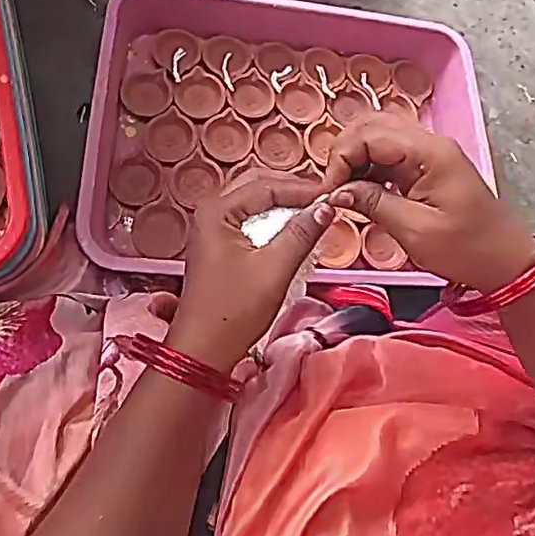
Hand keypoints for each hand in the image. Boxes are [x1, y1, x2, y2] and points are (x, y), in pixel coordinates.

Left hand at [168, 171, 334, 368]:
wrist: (203, 350)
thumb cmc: (232, 312)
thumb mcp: (275, 269)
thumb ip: (301, 233)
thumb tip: (325, 207)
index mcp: (216, 211)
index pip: (265, 186)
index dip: (302, 189)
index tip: (331, 196)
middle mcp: (209, 213)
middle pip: (256, 187)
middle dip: (292, 192)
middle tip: (323, 201)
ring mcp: (210, 229)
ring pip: (252, 203)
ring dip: (282, 205)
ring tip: (313, 212)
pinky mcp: (217, 245)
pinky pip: (248, 220)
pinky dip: (271, 221)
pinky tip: (292, 230)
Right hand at [320, 116, 534, 291]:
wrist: (506, 262)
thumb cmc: (467, 249)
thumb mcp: (415, 230)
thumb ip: (372, 204)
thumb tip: (335, 192)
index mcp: (430, 153)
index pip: (370, 135)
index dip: (341, 158)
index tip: (329, 190)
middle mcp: (428, 144)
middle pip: (370, 126)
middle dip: (343, 153)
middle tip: (332, 188)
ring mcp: (426, 153)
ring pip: (375, 137)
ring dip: (352, 159)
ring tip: (341, 190)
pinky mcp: (422, 167)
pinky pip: (385, 155)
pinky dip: (364, 168)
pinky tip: (357, 190)